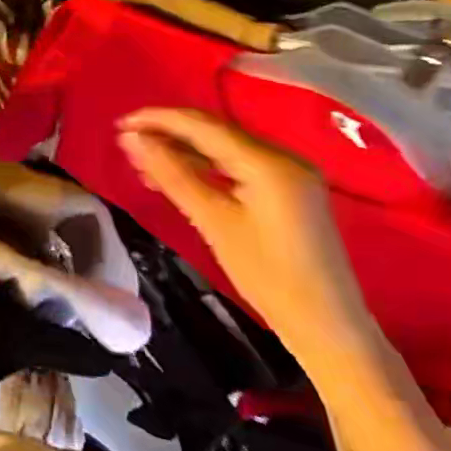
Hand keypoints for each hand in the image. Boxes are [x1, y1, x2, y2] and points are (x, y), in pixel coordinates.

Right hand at [118, 107, 374, 352]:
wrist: (329, 331)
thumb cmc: (269, 278)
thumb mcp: (213, 223)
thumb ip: (171, 174)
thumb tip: (130, 138)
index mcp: (268, 162)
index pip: (202, 125)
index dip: (158, 120)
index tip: (120, 124)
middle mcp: (283, 155)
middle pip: (214, 130)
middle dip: (169, 132)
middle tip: (128, 141)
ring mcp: (290, 171)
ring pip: (224, 146)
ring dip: (185, 150)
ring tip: (144, 161)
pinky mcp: (290, 188)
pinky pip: (239, 163)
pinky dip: (207, 166)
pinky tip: (180, 175)